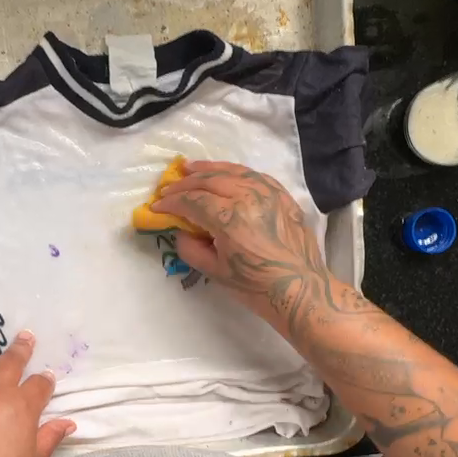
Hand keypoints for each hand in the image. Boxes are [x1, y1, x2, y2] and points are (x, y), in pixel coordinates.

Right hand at [149, 161, 336, 330]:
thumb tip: (182, 230)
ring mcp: (268, 192)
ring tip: (190, 168)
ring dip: (208, 169)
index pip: (192, 201)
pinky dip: (234, 171)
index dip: (171, 202)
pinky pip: (254, 175)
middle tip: (168, 186)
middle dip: (185, 183)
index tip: (157, 206)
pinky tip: (224, 173)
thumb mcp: (214, 272)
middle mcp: (249, 197)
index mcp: (229, 218)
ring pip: (232, 171)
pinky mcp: (282, 195)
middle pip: (210, 180)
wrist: (299, 288)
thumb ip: (190, 248)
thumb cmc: (255, 286)